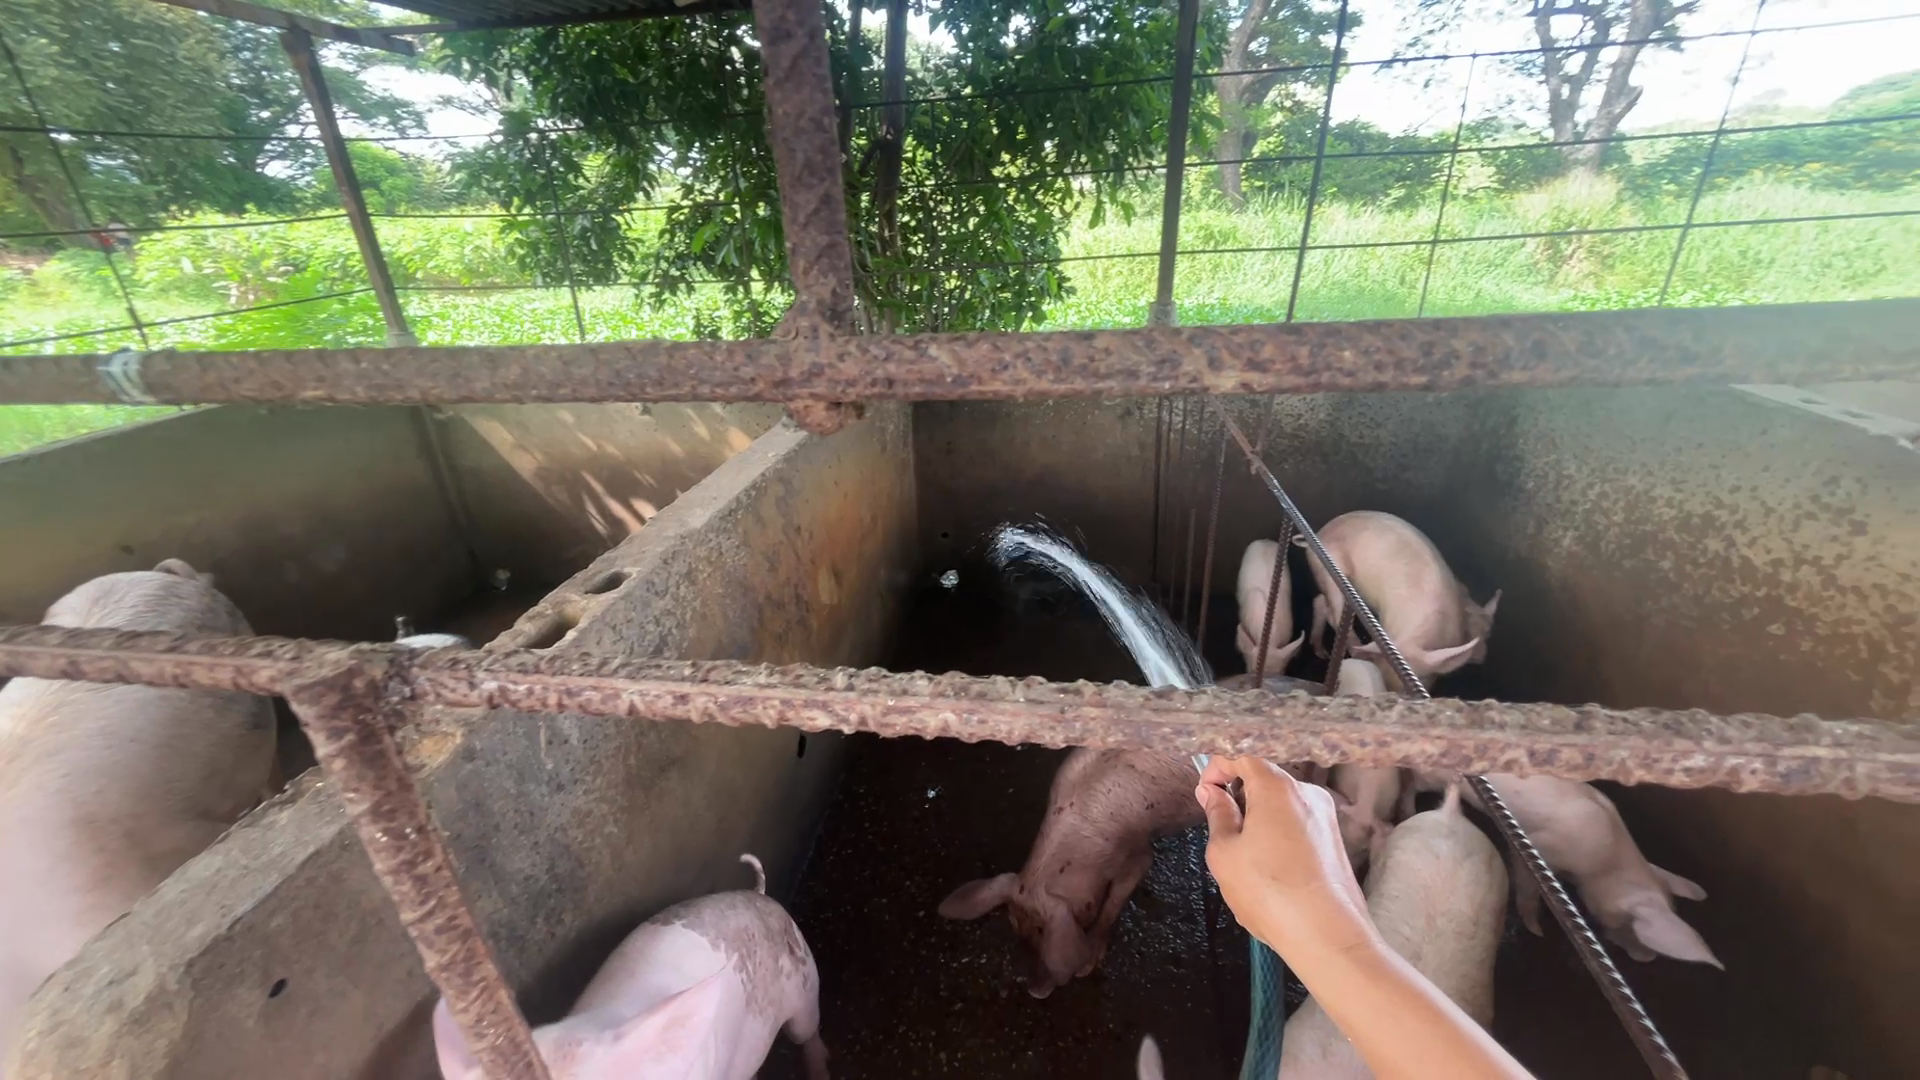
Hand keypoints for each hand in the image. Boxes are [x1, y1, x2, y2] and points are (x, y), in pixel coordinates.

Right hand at [1197, 756, 1375, 960]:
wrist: (1329, 939)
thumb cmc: (1269, 891)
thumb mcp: (1224, 851)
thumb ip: (1217, 814)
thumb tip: (1212, 793)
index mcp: (1277, 787)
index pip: (1242, 757)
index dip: (1217, 769)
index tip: (1204, 794)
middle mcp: (1307, 794)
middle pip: (1264, 780)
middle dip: (1238, 798)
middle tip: (1221, 829)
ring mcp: (1326, 819)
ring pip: (1281, 805)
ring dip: (1258, 819)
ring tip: (1246, 857)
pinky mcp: (1336, 844)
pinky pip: (1298, 825)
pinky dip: (1278, 836)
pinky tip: (1271, 872)